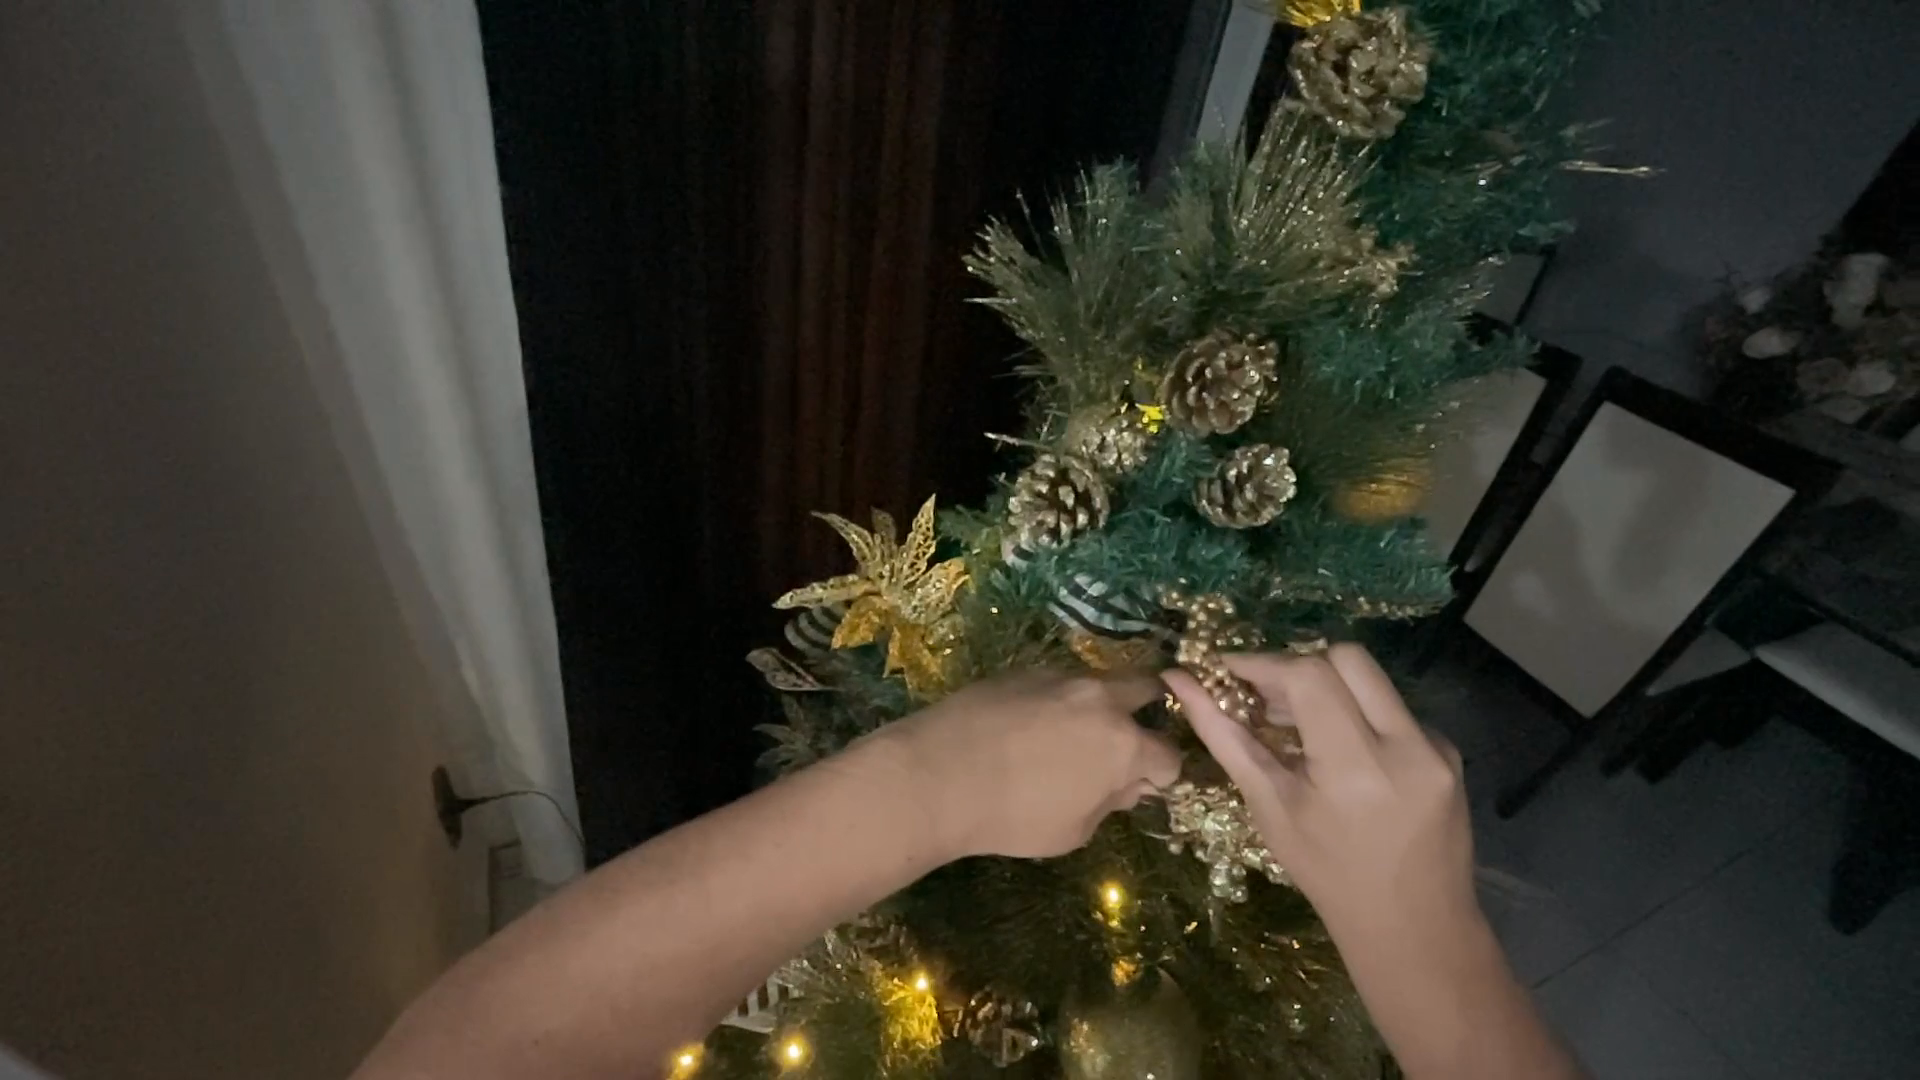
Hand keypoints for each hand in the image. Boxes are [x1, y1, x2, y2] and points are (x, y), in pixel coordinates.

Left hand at [855, 672, 1181, 860]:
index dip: (1161, 774)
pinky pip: (1058, 682)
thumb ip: (1110, 801)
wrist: (938, 773)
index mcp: (1123, 742)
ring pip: (1099, 682)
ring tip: (1069, 735)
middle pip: (1147, 689)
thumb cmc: (1012, 816)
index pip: (1170, 754)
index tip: (1141, 785)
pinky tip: (1029, 725)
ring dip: (1099, 705)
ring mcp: (1060, 676)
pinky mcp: (1024, 669)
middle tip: (1123, 741)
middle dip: (1146, 713)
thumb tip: (1126, 784)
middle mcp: (1100, 698)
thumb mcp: (1073, 830)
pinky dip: (1058, 700)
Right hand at [1163, 645, 1478, 943]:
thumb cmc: (1325, 871)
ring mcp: (1435, 748)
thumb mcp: (1267, 804)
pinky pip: (1392, 707)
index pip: (1307, 675)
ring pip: (1371, 679)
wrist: (1415, 927)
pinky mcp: (1449, 752)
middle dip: (1298, 667)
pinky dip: (1355, 714)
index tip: (1227, 672)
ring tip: (1295, 726)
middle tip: (1265, 699)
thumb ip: (1222, 734)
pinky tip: (1339, 753)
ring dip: (1327, 688)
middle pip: (1346, 658)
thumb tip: (1177, 679)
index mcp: (1356, 766)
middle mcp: (1406, 746)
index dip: (1261, 663)